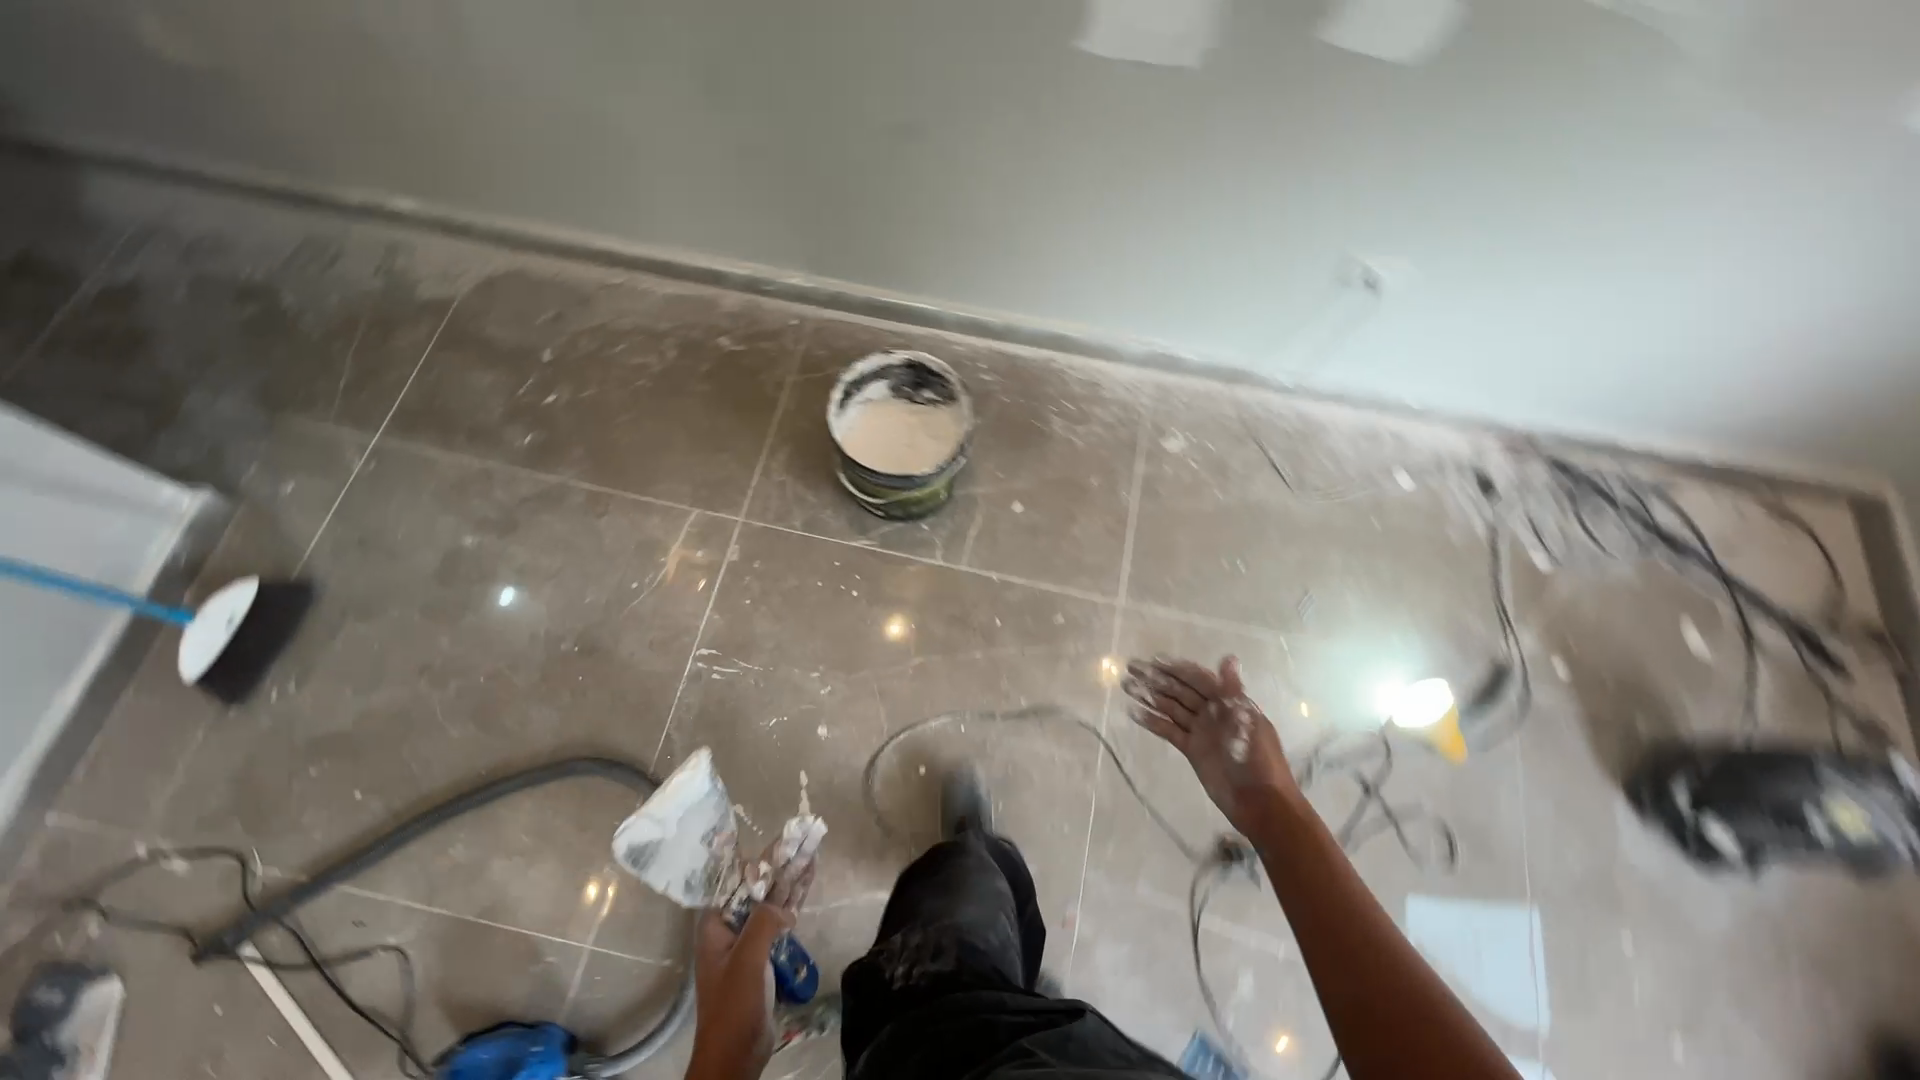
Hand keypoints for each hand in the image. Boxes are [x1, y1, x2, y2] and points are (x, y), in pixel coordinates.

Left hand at [688, 849, 814, 1079]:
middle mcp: (730, 927)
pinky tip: (808, 883)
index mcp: (716, 925)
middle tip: (806, 836)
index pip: (739, 880)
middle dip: (781, 862)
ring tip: (813, 851)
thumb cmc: (734, 1005)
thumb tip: (782, 902)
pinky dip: (794, 900)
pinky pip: (780, 918)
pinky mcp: (764, 955)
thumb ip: (763, 922)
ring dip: (791, 877)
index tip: (783, 837)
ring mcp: (748, 941)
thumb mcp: (747, 960)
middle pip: (758, 886)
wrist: (735, 1054)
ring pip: (772, 900)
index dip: (761, 857)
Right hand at [1123, 656, 1298, 834]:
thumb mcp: (1248, 724)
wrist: (1259, 803)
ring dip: (1150, 697)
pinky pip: (1169, 730)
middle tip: (1131, 668)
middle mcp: (1213, 712)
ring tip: (1126, 686)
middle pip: (1181, 690)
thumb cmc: (1259, 761)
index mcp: (1230, 702)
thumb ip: (1233, 692)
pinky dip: (1152, 721)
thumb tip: (1228, 658)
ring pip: (1171, 708)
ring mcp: (1201, 730)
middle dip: (1157, 679)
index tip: (1153, 660)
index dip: (1176, 669)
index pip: (1199, 679)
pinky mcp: (1192, 749)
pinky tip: (1133, 712)